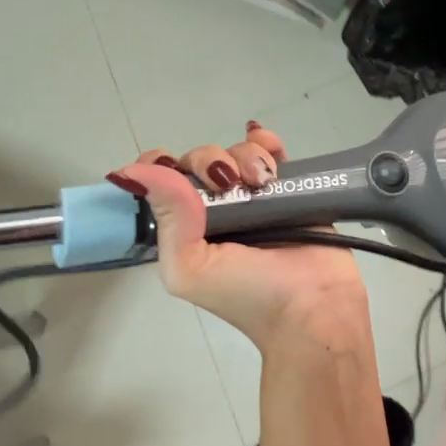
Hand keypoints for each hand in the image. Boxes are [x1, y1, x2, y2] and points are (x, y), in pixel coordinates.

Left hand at [110, 124, 367, 350]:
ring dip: (245, 155)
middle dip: (211, 161)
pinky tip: (270, 147)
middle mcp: (217, 211)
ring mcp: (254, 197)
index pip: (162, 185)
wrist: (314, 303)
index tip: (172, 165)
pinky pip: (272, 151)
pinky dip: (267, 142)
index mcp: (187, 231)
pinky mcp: (289, 187)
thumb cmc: (249, 292)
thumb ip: (169, 218)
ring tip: (264, 180)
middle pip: (201, 162)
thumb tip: (131, 170)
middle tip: (230, 181)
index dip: (162, 166)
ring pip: (236, 153)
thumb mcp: (191, 268)